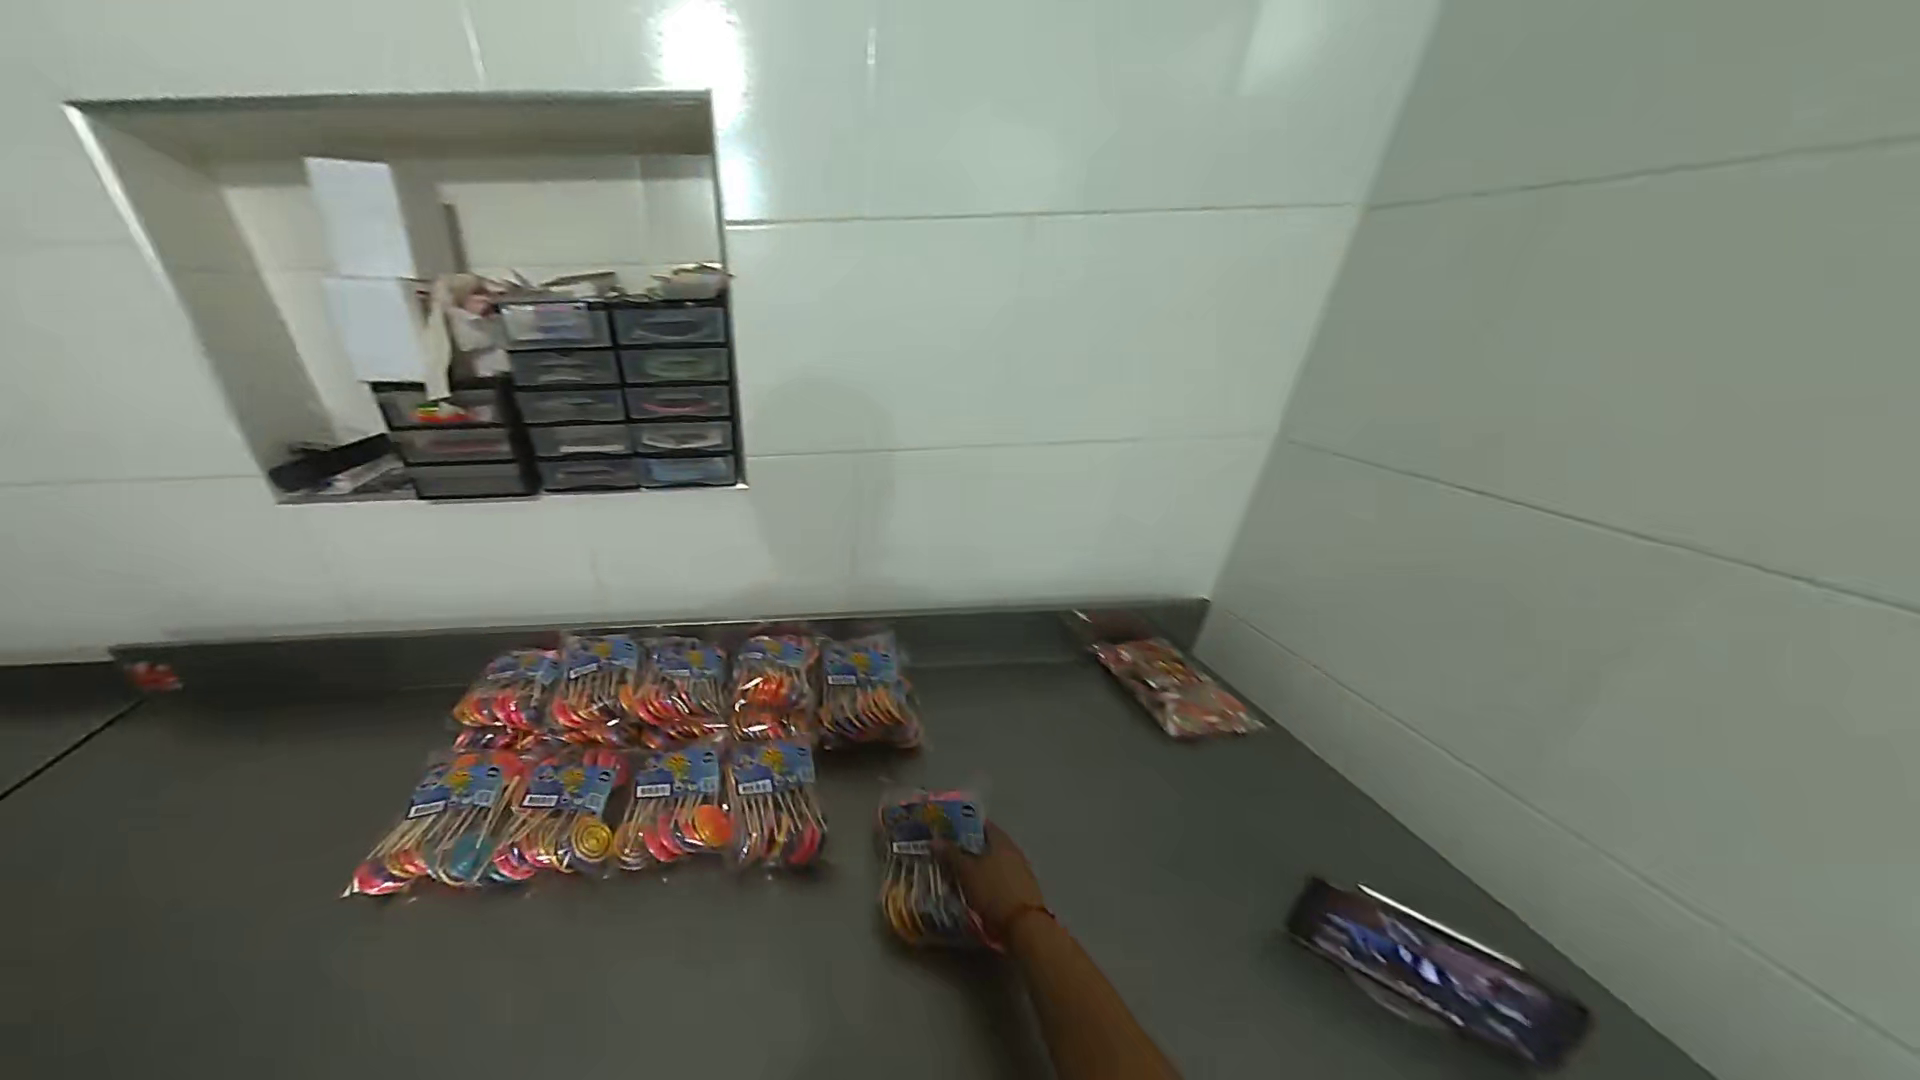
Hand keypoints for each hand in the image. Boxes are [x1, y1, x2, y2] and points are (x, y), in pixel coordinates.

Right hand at [938, 820, 1045, 938]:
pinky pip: (999, 878)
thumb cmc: (993, 892)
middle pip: (986, 844)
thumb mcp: (967, 872)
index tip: (947, 835)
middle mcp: (1013, 850)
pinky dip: (986, 882)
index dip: (963, 827)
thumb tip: (935, 840)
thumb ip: (951, 854)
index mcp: (1001, 839)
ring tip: (958, 879)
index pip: (980, 825)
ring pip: (992, 863)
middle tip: (948, 859)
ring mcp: (1020, 869)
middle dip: (967, 851)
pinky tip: (975, 893)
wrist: (1024, 926)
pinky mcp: (1022, 889)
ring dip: (976, 868)